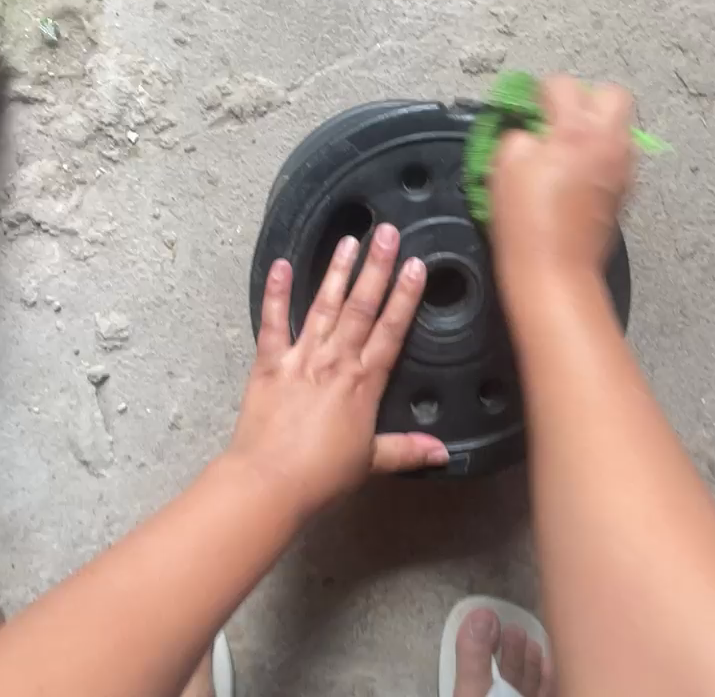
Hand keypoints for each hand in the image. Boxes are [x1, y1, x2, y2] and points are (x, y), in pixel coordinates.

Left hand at [227, 223, 447, 515]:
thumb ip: (406, 449)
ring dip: (337, 271)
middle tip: (385, 232)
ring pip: (324, 306)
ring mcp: (302, 357)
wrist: (269, 482)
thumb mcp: (370, 462)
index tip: (416, 265)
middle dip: (376, 267)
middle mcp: (336, 360)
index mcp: (364, 382)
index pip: (391, 331)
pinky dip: (275, 293)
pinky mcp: (270, 362)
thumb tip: (445, 452)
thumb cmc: (322, 474)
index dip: (405, 296)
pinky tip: (280, 264)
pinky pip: (273, 322)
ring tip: (349, 239)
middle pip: (361, 307)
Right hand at [490, 75, 636, 280]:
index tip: (525, 107)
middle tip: (557, 118)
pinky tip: (575, 172)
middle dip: (583, 98)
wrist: (555, 270)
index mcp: (576, 130)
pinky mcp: (624, 190)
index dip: (538, 92)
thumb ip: (518, 134)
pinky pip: (617, 155)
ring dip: (594, 126)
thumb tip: (527, 130)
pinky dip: (599, 154)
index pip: (563, 84)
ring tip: (565, 146)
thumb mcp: (503, 165)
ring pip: (619, 125)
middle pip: (611, 94)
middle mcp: (608, 143)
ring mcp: (622, 167)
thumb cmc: (527, 221)